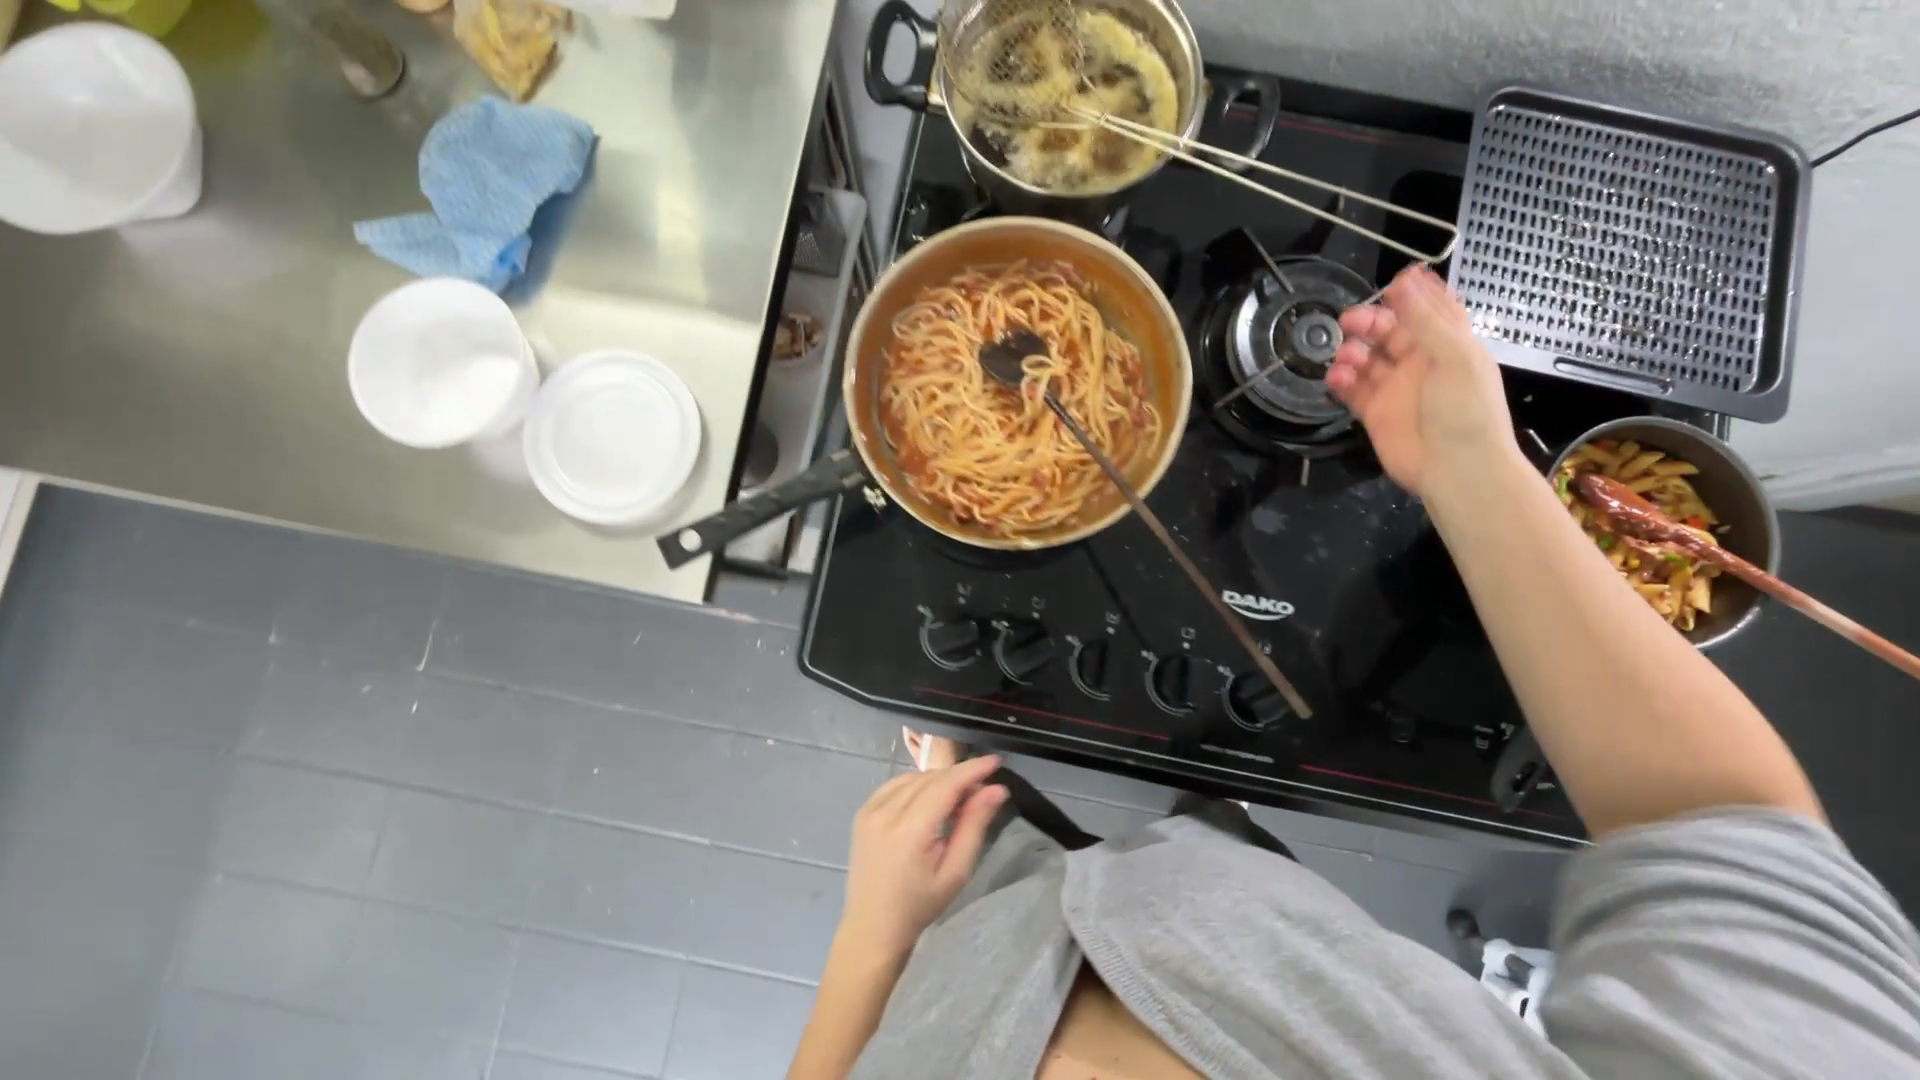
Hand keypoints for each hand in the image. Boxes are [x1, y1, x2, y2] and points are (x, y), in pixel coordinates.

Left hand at [838, 755, 1007, 960]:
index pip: (945, 785)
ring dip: (939, 781)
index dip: (971, 770)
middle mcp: (884, 812)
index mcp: (908, 831)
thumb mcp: (955, 871)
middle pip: (930, 778)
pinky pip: (896, 785)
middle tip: (982, 791)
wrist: (872, 926)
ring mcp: (869, 810)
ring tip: (958, 800)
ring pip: (913, 778)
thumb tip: (996, 789)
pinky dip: (918, 785)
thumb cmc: (919, 905)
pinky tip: (930, 800)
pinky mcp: (862, 812)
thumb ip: (974, 826)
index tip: (996, 761)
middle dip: (959, 777)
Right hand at [1328, 264, 1518, 494]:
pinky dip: (1341, 380)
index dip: (1410, 296)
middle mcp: (1420, 363)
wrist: (1457, 469)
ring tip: (1345, 357)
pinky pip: (1351, 389)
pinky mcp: (1373, 413)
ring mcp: (1395, 388)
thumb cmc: (1467, 410)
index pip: (1427, 310)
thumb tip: (1403, 279)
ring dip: (1351, 352)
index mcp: (1448, 345)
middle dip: (1368, 322)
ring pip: (1365, 359)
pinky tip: (1337, 378)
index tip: (1390, 283)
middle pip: (1388, 332)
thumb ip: (1424, 319)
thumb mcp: (1454, 356)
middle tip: (1348, 321)